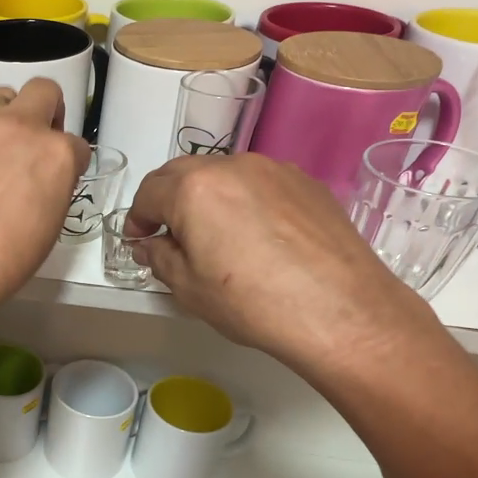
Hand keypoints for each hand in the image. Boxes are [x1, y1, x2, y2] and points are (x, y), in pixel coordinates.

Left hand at [0, 77, 88, 318]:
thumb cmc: (2, 261)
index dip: (70, 163)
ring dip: (6, 122)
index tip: (60, 177)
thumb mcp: (50, 226)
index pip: (75, 144)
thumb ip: (54, 187)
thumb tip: (46, 179)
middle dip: (47, 110)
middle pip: (43, 91)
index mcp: (54, 154)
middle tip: (38, 141)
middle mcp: (17, 129)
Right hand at [128, 154, 442, 374]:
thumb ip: (160, 258)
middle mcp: (232, 166)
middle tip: (167, 235)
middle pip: (184, 173)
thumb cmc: (252, 302)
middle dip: (168, 200)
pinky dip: (245, 201)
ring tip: (213, 237)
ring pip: (224, 175)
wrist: (340, 310)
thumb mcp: (188, 289)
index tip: (139, 240)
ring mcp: (275, 170)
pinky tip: (255, 237)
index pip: (149, 192)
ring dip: (207, 198)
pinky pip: (260, 184)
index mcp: (194, 189)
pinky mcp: (307, 183)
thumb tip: (150, 245)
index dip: (137, 218)